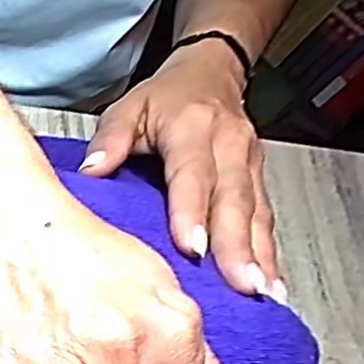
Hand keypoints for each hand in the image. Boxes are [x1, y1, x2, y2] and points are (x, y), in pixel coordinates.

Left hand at [82, 39, 282, 302]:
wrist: (209, 72)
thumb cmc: (162, 97)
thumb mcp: (126, 108)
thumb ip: (109, 139)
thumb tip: (93, 169)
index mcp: (195, 130)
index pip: (193, 177)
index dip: (193, 213)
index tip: (192, 247)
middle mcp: (231, 147)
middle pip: (235, 201)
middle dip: (239, 247)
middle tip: (241, 284)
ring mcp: (250, 163)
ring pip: (257, 213)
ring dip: (261, 255)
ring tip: (262, 291)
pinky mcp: (257, 177)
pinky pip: (264, 217)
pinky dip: (269, 250)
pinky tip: (270, 280)